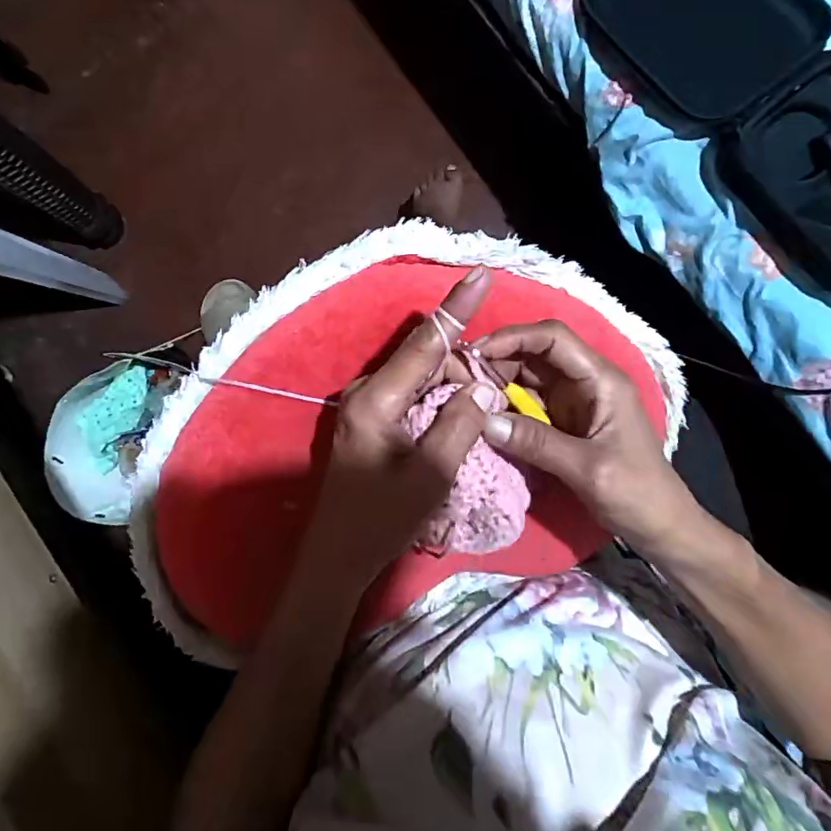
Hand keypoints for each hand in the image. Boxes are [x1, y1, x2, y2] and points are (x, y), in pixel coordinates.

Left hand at [295, 268, 497, 589]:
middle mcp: (367, 391)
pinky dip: (436, 400)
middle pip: (426, 359)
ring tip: (478, 413)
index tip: (480, 274)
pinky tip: (456, 419)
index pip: (426, 342)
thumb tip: (483, 386)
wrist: (337, 556)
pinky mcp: (369, 421)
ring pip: (420, 377)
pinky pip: (410, 395)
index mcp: (378, 398)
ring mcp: (365, 405)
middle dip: (463, 367)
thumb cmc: (381, 519)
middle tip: (493, 396)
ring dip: (452, 386)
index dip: (457, 308)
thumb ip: (460, 424)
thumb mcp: (431, 474)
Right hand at [475, 320, 704, 550]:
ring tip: (465, 394)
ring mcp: (573, 402)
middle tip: (460, 376)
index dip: (514, 337)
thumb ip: (537, 443)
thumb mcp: (587, 469)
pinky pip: (528, 403)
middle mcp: (585, 382)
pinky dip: (505, 405)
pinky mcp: (564, 422)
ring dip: (498, 382)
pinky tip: (483, 414)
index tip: (477, 352)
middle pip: (536, 353)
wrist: (660, 527)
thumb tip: (484, 421)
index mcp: (601, 380)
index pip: (554, 338)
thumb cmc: (636, 492)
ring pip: (528, 377)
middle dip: (499, 358)